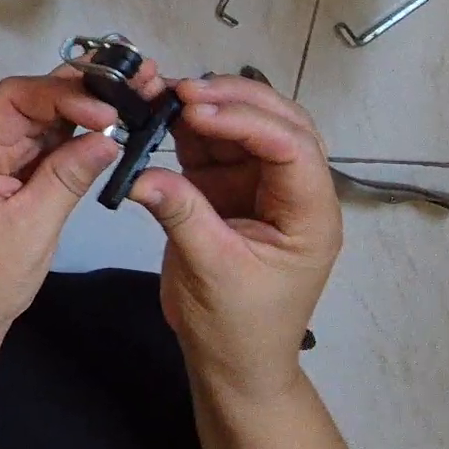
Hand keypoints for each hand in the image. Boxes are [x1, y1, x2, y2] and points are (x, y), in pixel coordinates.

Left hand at [0, 65, 157, 346]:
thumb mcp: (31, 228)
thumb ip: (67, 177)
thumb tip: (108, 136)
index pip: (13, 98)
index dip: (60, 94)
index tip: (105, 110)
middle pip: (28, 98)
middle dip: (75, 90)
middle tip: (127, 86)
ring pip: (39, 115)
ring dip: (80, 107)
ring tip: (126, 99)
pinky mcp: (11, 169)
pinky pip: (44, 139)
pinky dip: (74, 132)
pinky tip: (106, 127)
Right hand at [129, 75, 342, 403]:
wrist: (230, 358)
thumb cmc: (237, 324)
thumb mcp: (211, 270)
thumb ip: (181, 214)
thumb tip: (138, 173)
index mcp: (309, 214)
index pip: (291, 149)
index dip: (246, 121)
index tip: (195, 109)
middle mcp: (289, 190)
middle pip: (279, 123)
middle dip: (235, 99)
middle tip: (184, 90)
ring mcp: (256, 185)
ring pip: (243, 125)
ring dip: (209, 104)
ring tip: (166, 93)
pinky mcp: (223, 187)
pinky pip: (208, 144)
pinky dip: (184, 125)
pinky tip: (159, 113)